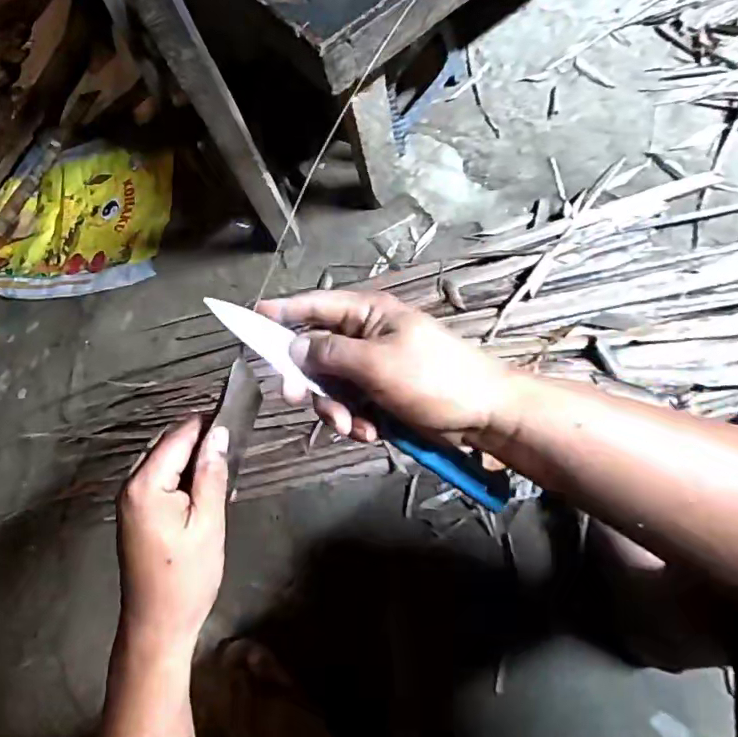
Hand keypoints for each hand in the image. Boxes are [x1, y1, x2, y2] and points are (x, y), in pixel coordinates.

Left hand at [116, 416, 228, 653]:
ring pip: (163, 458)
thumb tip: (219, 433)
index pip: (178, 435)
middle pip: (167, 443)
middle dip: (199, 439)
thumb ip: (212, 473)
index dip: (207, 424)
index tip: (236, 418)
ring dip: (191, 457)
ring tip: (224, 465)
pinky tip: (204, 485)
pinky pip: (158, 477)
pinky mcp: (134, 511)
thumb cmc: (187, 577)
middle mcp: (130, 483)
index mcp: (145, 484)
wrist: (157, 626)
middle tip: (234, 446)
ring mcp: (128, 498)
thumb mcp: (208, 523)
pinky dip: (180, 474)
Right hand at [256, 290, 520, 446]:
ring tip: (353, 425)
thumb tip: (294, 346)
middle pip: (316, 352)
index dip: (284, 311)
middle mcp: (366, 336)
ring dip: (335, 408)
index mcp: (367, 314)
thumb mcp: (377, 363)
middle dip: (310, 380)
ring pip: (331, 385)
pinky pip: (351, 405)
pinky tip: (370, 431)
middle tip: (297, 396)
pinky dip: (355, 420)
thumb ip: (329, 353)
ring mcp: (373, 368)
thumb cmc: (434, 377)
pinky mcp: (381, 395)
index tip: (253, 318)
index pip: (315, 305)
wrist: (484, 415)